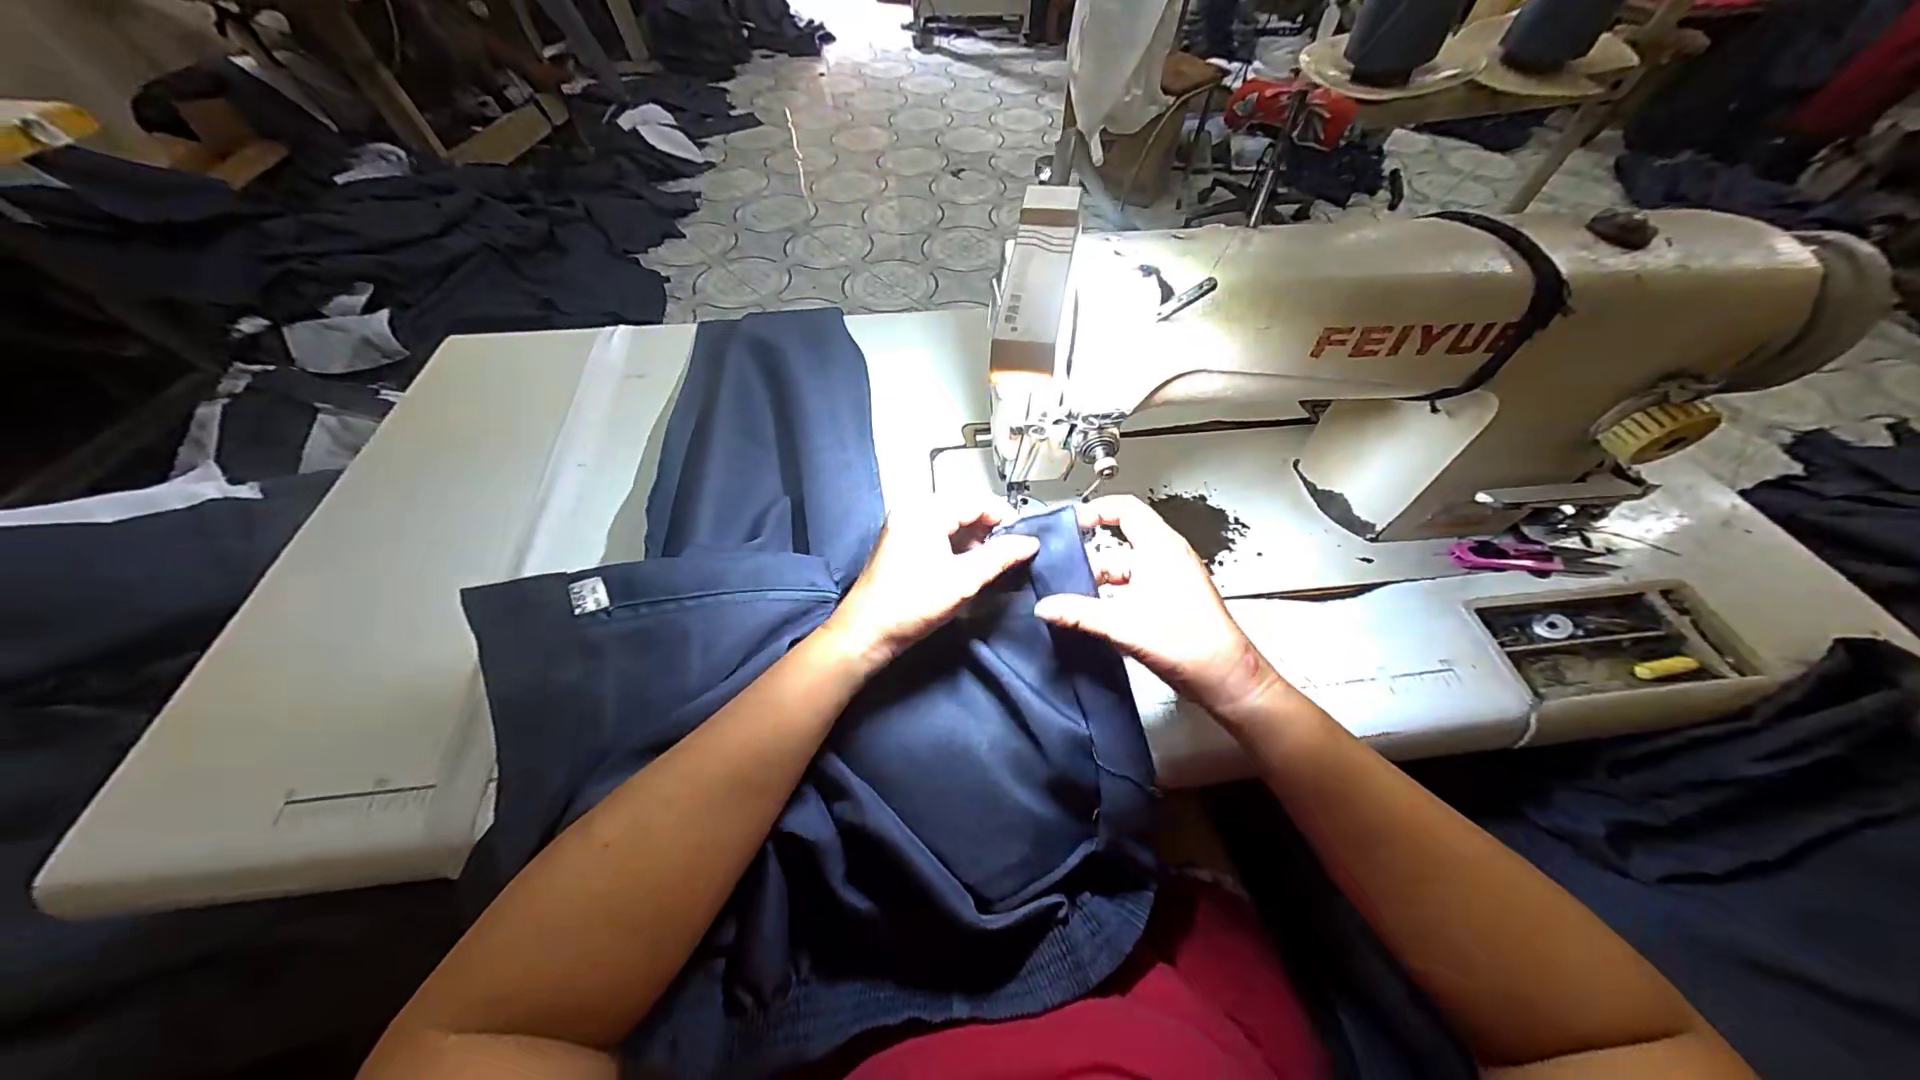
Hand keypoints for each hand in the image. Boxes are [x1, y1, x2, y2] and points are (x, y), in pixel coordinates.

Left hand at [819, 494, 1039, 674]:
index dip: (1005, 516)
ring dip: (975, 539)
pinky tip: (969, 566)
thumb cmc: (912, 604)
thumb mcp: (964, 580)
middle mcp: (912, 510)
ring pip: (952, 523)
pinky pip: (937, 534)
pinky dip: (957, 546)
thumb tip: (1031, 542)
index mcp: (925, 510)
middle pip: (964, 508)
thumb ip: (1000, 557)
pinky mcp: (900, 544)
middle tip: (1012, 552)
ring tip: (993, 562)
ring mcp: (903, 526)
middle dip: (990, 528)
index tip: (1026, 538)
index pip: (977, 500)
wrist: (866, 633)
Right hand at [1033, 495, 1288, 726]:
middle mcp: (1167, 558)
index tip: (1071, 525)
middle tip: (1065, 579)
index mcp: (1161, 547)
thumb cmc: (1193, 643)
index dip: (1095, 511)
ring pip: (1123, 571)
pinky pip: (1133, 590)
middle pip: (1117, 545)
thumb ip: (1078, 613)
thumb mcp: (1122, 624)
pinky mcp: (1170, 601)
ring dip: (1100, 587)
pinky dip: (1113, 600)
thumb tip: (1047, 606)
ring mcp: (1170, 580)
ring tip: (1079, 606)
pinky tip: (1099, 620)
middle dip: (1089, 562)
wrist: (1225, 677)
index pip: (1124, 508)